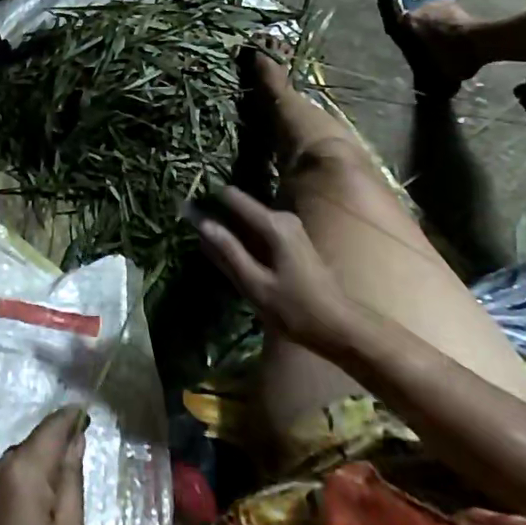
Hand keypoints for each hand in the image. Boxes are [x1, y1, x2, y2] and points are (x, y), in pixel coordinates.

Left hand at [0, 407, 86, 524]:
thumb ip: (71, 482)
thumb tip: (76, 441)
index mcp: (19, 472)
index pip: (50, 429)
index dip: (70, 419)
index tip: (85, 413)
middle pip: (28, 450)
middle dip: (49, 457)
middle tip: (72, 478)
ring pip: (9, 470)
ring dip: (29, 478)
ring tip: (47, 510)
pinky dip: (10, 496)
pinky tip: (22, 524)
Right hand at [190, 187, 360, 353]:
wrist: (338, 326)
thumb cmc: (295, 309)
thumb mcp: (255, 284)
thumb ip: (228, 252)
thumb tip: (202, 223)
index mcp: (274, 225)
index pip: (233, 197)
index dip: (210, 199)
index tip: (187, 205)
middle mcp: (283, 218)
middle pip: (242, 207)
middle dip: (218, 214)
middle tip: (192, 226)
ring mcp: (291, 227)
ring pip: (251, 219)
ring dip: (230, 227)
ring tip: (205, 239)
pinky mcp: (294, 240)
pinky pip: (261, 229)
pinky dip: (244, 237)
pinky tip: (231, 252)